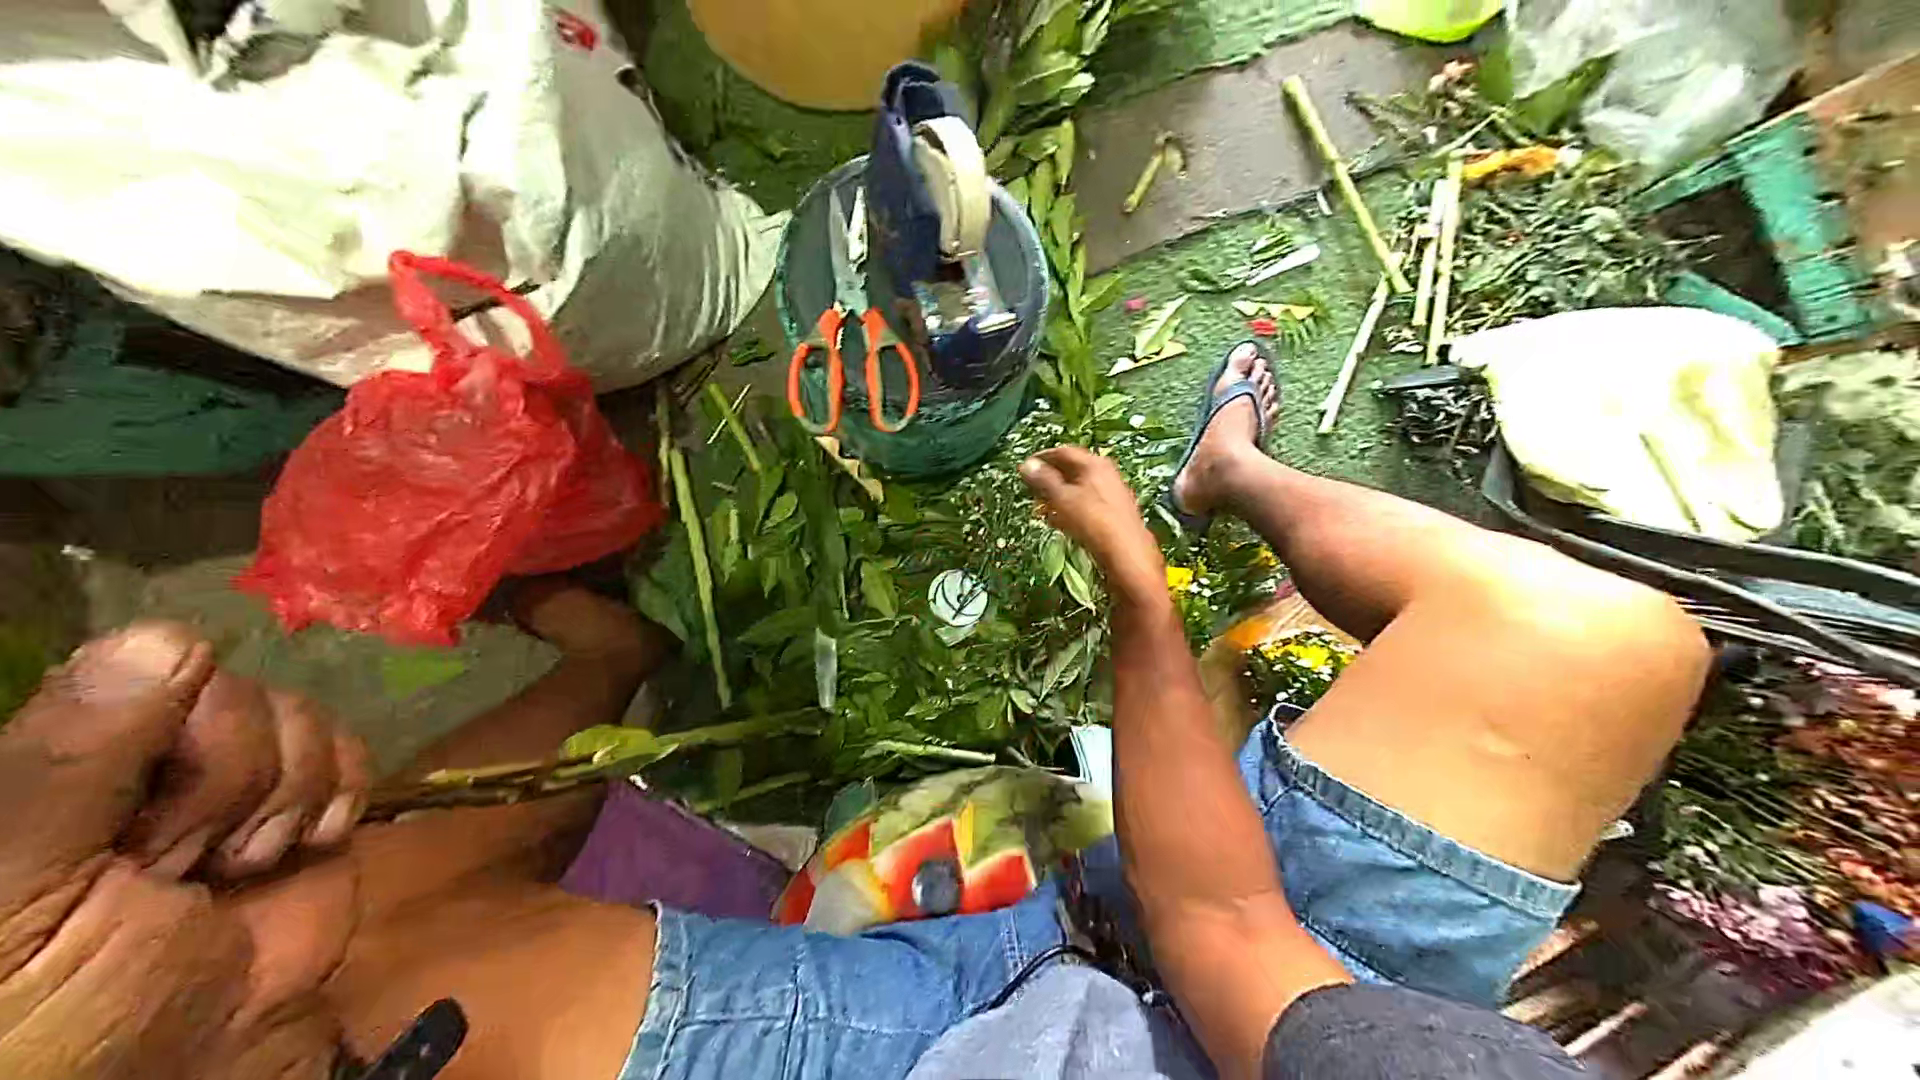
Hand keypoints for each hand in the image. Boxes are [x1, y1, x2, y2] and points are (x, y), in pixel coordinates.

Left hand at [0, 622, 368, 1079]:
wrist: (189, 1057)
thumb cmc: (56, 1001)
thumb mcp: (18, 894)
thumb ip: (67, 765)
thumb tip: (169, 635)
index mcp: (61, 760)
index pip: (146, 674)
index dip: (172, 738)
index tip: (138, 831)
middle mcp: (149, 751)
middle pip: (238, 694)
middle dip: (232, 783)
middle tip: (182, 865)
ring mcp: (239, 770)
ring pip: (304, 715)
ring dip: (288, 796)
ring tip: (243, 863)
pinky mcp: (315, 791)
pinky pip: (353, 745)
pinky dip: (342, 791)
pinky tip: (307, 840)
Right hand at [1019, 446, 1165, 599]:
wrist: (1126, 554)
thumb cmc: (1092, 521)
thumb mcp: (1061, 498)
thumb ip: (1043, 480)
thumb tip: (1027, 465)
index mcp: (1094, 464)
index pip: (1063, 452)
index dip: (1042, 457)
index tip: (1026, 466)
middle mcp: (1107, 473)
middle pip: (1073, 469)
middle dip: (1050, 477)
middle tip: (1032, 486)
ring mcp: (1113, 493)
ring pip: (1080, 487)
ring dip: (1059, 494)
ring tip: (1042, 506)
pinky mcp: (1115, 512)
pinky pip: (1087, 503)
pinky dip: (1071, 507)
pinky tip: (1062, 521)